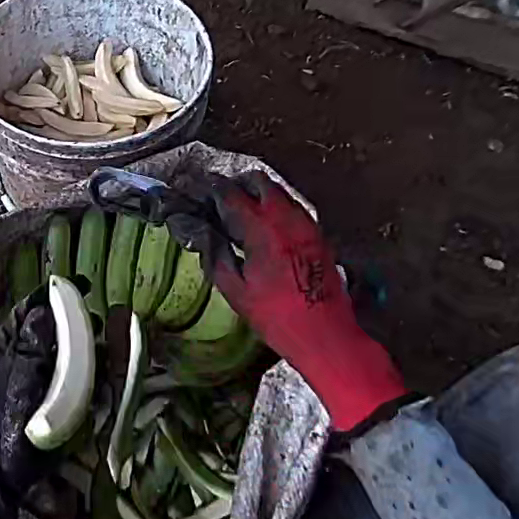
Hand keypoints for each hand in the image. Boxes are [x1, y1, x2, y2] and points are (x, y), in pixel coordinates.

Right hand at [205, 172, 407, 433]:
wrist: (328, 337)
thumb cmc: (277, 316)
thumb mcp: (234, 288)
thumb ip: (214, 252)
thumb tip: (199, 230)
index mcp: (263, 230)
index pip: (229, 194)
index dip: (206, 188)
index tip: (190, 187)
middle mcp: (288, 220)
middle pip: (258, 182)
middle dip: (234, 184)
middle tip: (214, 198)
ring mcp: (308, 226)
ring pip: (278, 193)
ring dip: (255, 195)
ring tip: (236, 212)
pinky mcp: (319, 237)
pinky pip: (293, 209)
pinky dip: (273, 208)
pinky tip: (262, 227)